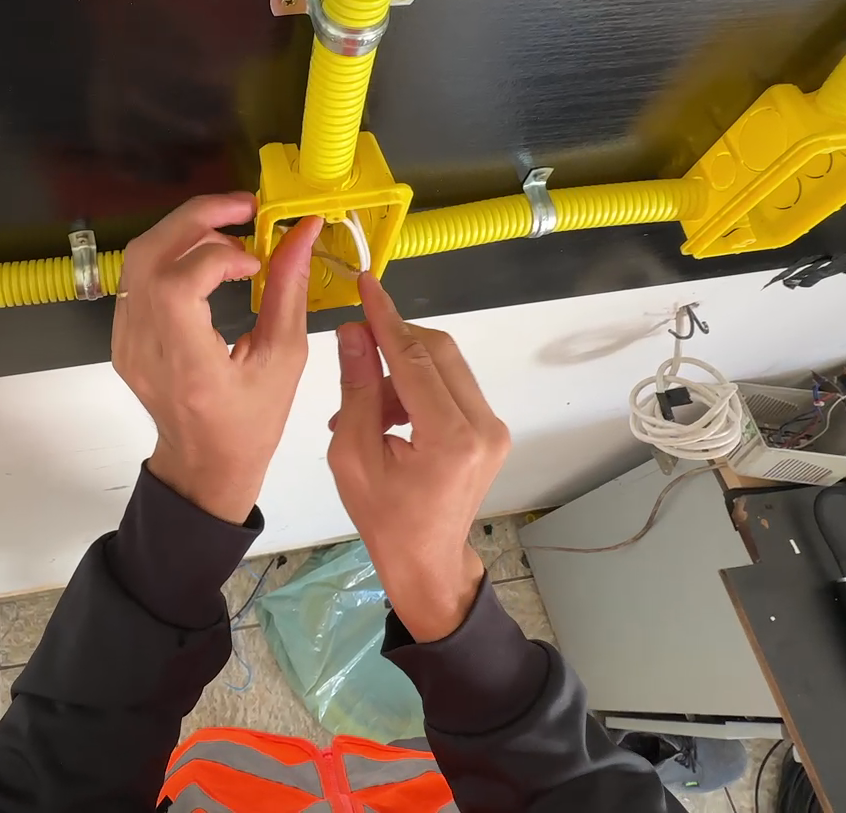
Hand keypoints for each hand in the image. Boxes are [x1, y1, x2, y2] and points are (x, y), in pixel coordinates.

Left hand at [112, 193, 323, 524]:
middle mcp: (145, 351)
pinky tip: (206, 259)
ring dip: (184, 231)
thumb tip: (302, 234)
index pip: (176, 286)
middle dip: (196, 217)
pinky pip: (138, 276)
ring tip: (230, 233)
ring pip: (137, 258)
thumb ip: (289, 291)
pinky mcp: (121, 336)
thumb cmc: (250, 424)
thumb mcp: (284, 360)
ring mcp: (125, 343)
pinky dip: (172, 253)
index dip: (215, 255)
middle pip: (147, 256)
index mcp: (188, 368)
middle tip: (243, 209)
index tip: (254, 260)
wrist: (203, 463)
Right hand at [327, 273, 511, 641]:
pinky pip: (451, 385)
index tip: (366, 282)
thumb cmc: (382, 518)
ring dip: (402, 366)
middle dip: (394, 338)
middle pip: (438, 350)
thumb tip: (353, 332)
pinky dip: (417, 384)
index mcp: (449, 438)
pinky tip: (388, 413)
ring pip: (445, 364)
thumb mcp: (351, 455)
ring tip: (367, 403)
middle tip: (354, 345)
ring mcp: (494, 427)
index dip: (386, 317)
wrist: (427, 563)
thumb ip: (357, 389)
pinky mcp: (492, 429)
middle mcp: (484, 426)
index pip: (415, 357)